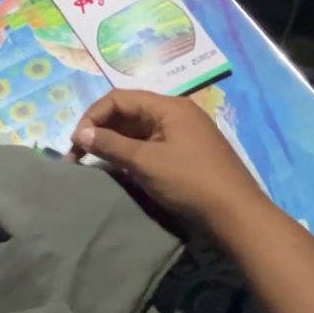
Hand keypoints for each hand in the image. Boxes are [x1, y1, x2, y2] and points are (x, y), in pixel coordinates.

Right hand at [67, 91, 274, 226]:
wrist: (236, 214)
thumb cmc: (189, 181)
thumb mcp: (145, 162)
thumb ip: (110, 144)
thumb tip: (80, 134)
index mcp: (169, 106)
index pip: (119, 98)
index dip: (93, 116)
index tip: (77, 141)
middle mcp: (176, 113)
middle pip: (128, 111)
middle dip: (100, 129)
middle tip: (80, 154)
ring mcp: (182, 133)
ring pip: (137, 129)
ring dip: (113, 142)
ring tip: (94, 162)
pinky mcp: (184, 152)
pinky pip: (149, 143)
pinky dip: (129, 152)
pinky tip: (117, 167)